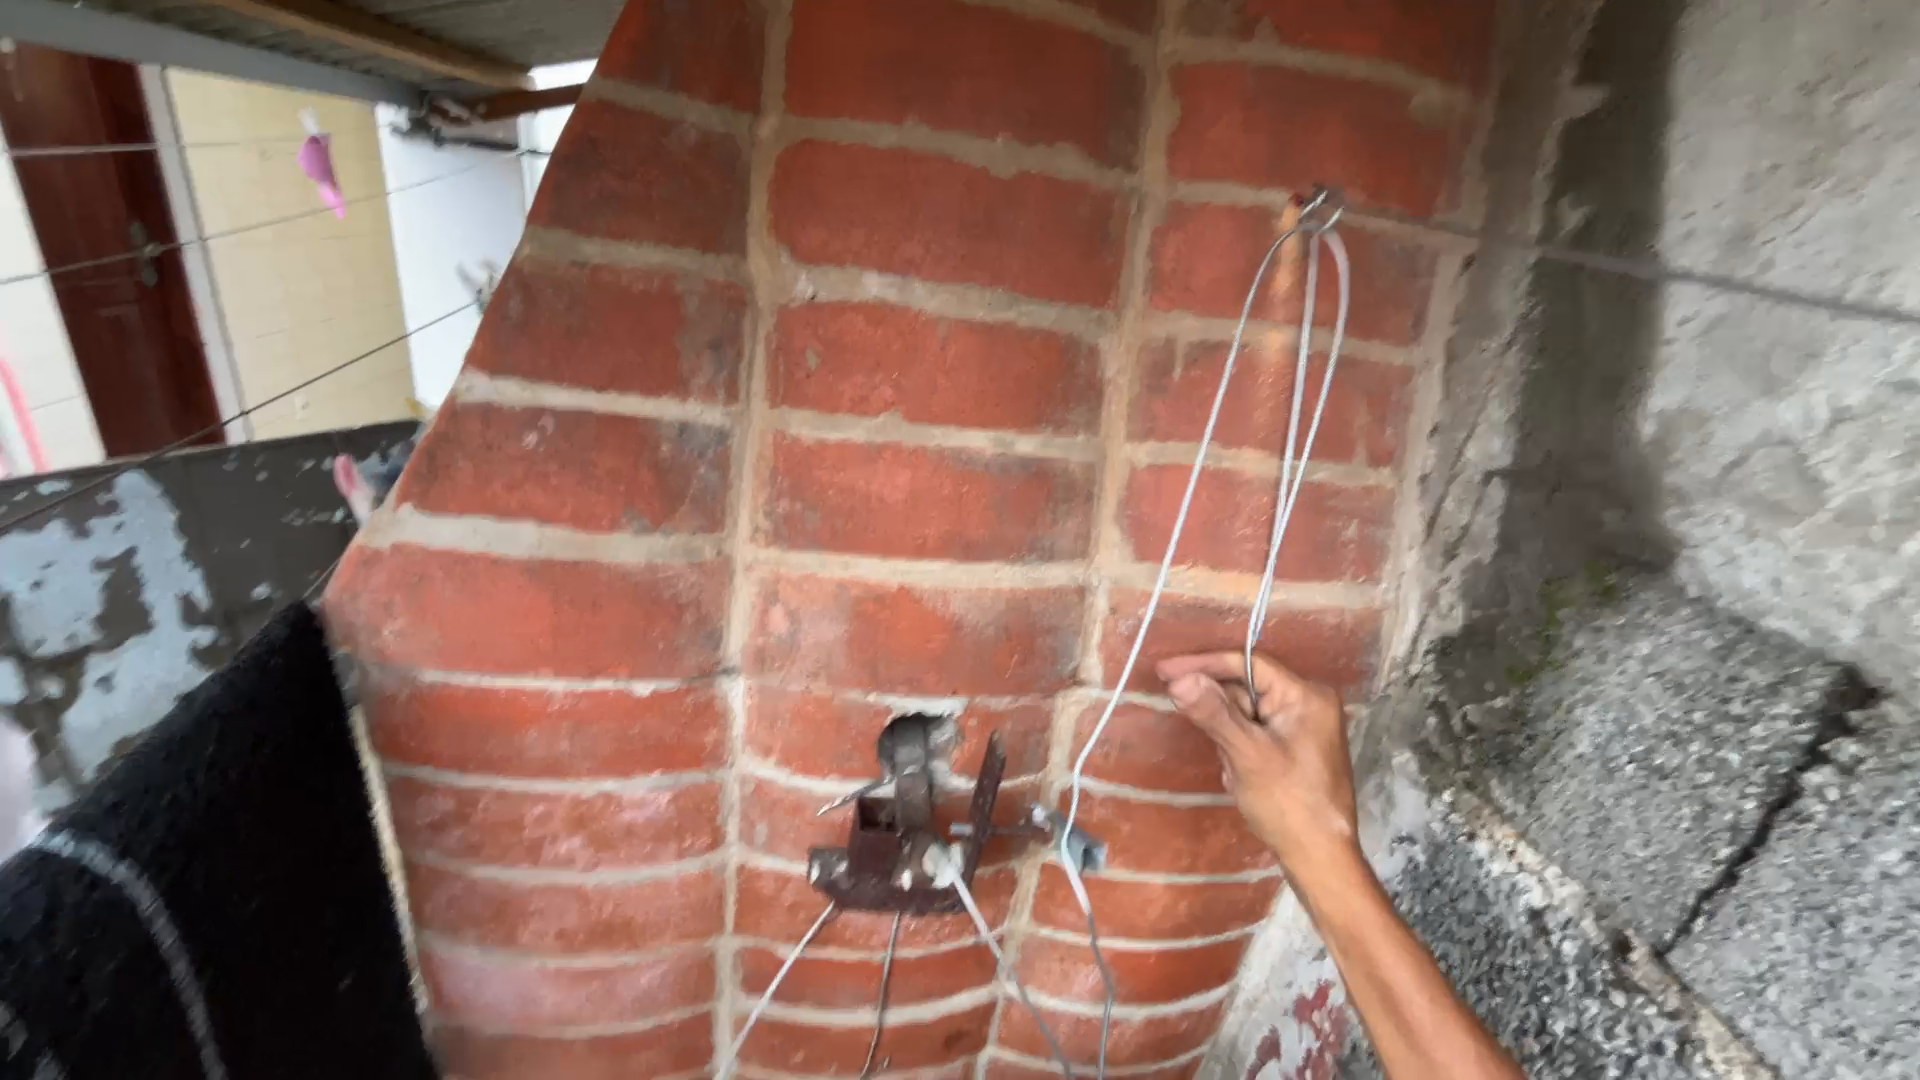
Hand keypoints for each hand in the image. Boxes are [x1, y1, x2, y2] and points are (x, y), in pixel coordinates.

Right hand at [1156, 652, 1359, 883]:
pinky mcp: (1293, 743)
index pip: (1247, 664)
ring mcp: (1301, 724)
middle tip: (1217, 748)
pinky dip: (1237, 747)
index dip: (1202, 664)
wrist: (1320, 858)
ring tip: (1235, 771)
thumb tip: (1179, 679)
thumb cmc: (1288, 804)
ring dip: (1228, 737)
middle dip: (1221, 715)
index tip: (1163, 670)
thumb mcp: (1246, 755)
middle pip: (1244, 688)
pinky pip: (1252, 729)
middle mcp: (1307, 701)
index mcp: (1305, 695)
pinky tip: (1240, 775)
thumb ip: (1213, 713)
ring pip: (1244, 711)